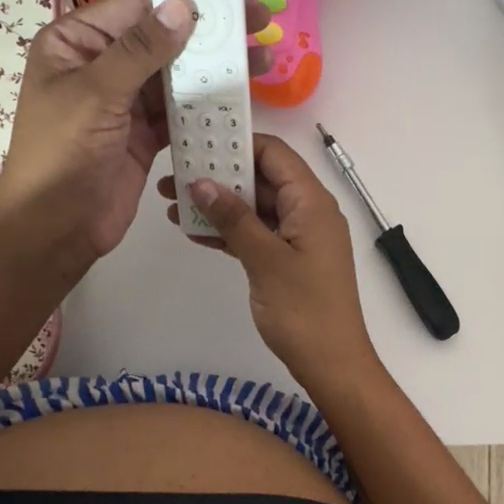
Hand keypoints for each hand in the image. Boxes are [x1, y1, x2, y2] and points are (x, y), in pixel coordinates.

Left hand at [0, 0, 268, 266]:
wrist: (56, 228)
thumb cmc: (62, 153)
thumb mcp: (96, 94)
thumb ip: (141, 51)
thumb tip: (183, 7)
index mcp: (75, 43)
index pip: (133, 7)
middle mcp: (101, 66)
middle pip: (162, 40)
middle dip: (209, 32)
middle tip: (259, 21)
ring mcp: (125, 103)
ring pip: (177, 77)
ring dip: (216, 69)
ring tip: (263, 57)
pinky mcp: (146, 136)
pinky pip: (181, 113)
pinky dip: (208, 107)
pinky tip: (241, 96)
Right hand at [158, 135, 377, 377]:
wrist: (331, 363)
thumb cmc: (304, 310)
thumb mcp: (265, 260)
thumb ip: (234, 218)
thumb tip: (202, 182)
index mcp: (312, 203)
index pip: (275, 155)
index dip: (237, 143)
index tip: (197, 140)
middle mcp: (309, 213)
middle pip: (262, 179)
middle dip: (219, 176)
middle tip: (173, 175)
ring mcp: (300, 239)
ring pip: (256, 209)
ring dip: (218, 206)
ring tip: (171, 203)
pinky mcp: (289, 262)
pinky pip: (257, 235)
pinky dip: (229, 233)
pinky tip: (192, 232)